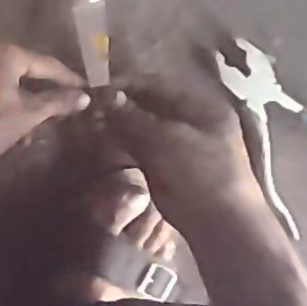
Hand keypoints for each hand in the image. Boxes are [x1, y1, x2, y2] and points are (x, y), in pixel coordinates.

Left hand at [0, 44, 89, 193]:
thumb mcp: (28, 114)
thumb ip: (57, 102)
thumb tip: (84, 96)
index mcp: (4, 53)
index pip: (45, 64)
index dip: (67, 78)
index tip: (86, 88)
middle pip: (25, 68)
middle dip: (45, 87)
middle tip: (68, 99)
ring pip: (8, 77)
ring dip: (26, 95)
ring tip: (45, 112)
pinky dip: (7, 95)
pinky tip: (17, 112)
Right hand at [101, 76, 263, 231]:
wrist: (218, 221)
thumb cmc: (202, 172)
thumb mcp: (168, 138)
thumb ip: (135, 116)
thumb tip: (104, 94)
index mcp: (199, 106)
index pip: (157, 84)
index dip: (127, 84)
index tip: (97, 87)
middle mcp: (185, 119)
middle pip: (145, 103)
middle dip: (117, 103)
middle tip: (89, 106)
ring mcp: (172, 141)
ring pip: (137, 124)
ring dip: (114, 121)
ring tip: (88, 121)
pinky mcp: (159, 161)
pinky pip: (134, 143)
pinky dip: (117, 139)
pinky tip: (97, 136)